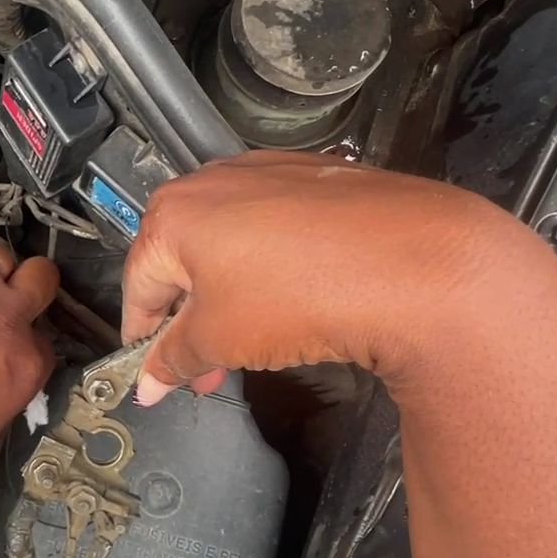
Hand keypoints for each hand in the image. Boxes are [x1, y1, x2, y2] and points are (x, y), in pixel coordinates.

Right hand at [122, 150, 556, 403]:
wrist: (419, 265)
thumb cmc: (298, 295)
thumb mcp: (218, 340)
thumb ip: (171, 361)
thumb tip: (148, 384)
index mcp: (172, 214)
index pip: (137, 287)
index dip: (142, 338)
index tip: (154, 373)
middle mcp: (212, 181)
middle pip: (179, 262)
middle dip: (188, 322)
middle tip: (206, 370)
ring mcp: (268, 173)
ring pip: (225, 244)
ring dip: (225, 298)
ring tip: (252, 342)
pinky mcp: (318, 177)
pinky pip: (271, 228)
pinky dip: (267, 268)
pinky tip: (293, 300)